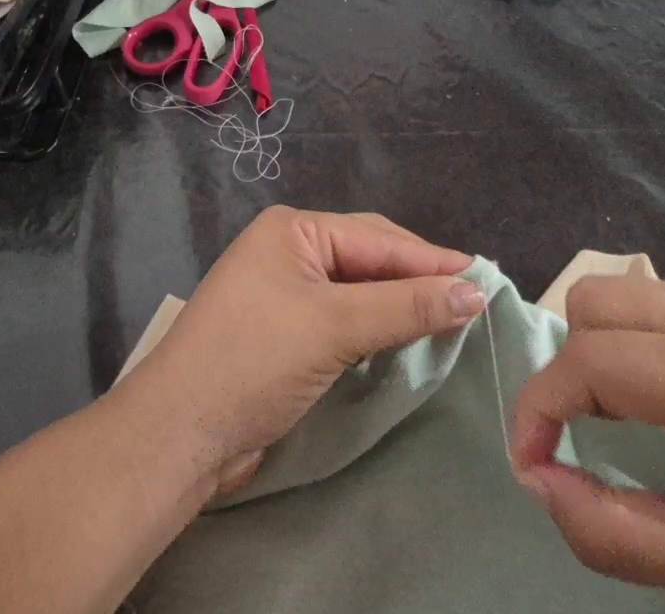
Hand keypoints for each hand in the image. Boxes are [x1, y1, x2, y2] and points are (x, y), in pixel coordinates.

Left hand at [124, 207, 482, 482]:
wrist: (178, 434)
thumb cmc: (253, 361)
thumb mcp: (334, 327)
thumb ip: (406, 307)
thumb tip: (474, 292)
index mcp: (294, 230)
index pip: (379, 239)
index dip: (432, 261)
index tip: (485, 280)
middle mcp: (290, 252)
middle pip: (371, 259)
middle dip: (418, 280)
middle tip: (472, 301)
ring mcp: (285, 293)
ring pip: (360, 291)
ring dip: (400, 305)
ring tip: (450, 319)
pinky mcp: (286, 333)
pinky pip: (344, 319)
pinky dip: (377, 328)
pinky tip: (405, 339)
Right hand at [507, 274, 664, 613]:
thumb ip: (608, 531)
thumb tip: (536, 477)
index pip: (593, 360)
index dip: (538, 407)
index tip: (532, 463)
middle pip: (593, 303)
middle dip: (563, 370)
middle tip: (573, 434)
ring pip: (615, 291)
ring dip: (589, 348)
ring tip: (605, 412)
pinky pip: (648, 303)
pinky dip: (621, 340)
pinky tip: (647, 395)